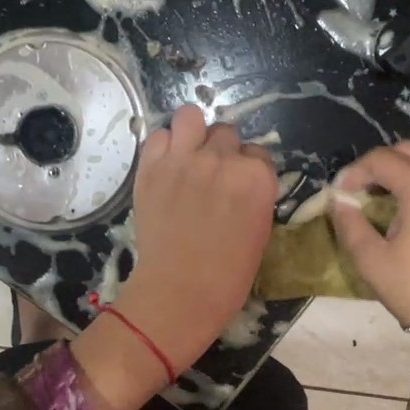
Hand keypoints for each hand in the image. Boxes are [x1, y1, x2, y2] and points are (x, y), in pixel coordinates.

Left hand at [113, 105, 279, 371]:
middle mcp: (223, 160)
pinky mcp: (151, 168)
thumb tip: (241, 180)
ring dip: (192, 132)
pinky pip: (158, 136)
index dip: (246, 168)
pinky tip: (165, 166)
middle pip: (225, 134)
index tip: (237, 186)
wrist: (179, 292)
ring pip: (190, 117)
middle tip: (211, 177)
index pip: (257, 152)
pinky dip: (163, 146)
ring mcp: (184, 160)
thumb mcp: (258, 231)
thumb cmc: (227, 276)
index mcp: (257, 178)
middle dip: (220, 151)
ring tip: (187, 155)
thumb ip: (253, 195)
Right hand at [331, 143, 409, 327]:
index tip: (339, 193)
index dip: (354, 171)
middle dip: (379, 165)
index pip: (382, 159)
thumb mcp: (370, 258)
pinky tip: (405, 210)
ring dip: (402, 172)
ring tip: (380, 198)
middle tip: (358, 190)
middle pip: (409, 152)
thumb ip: (350, 222)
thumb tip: (338, 201)